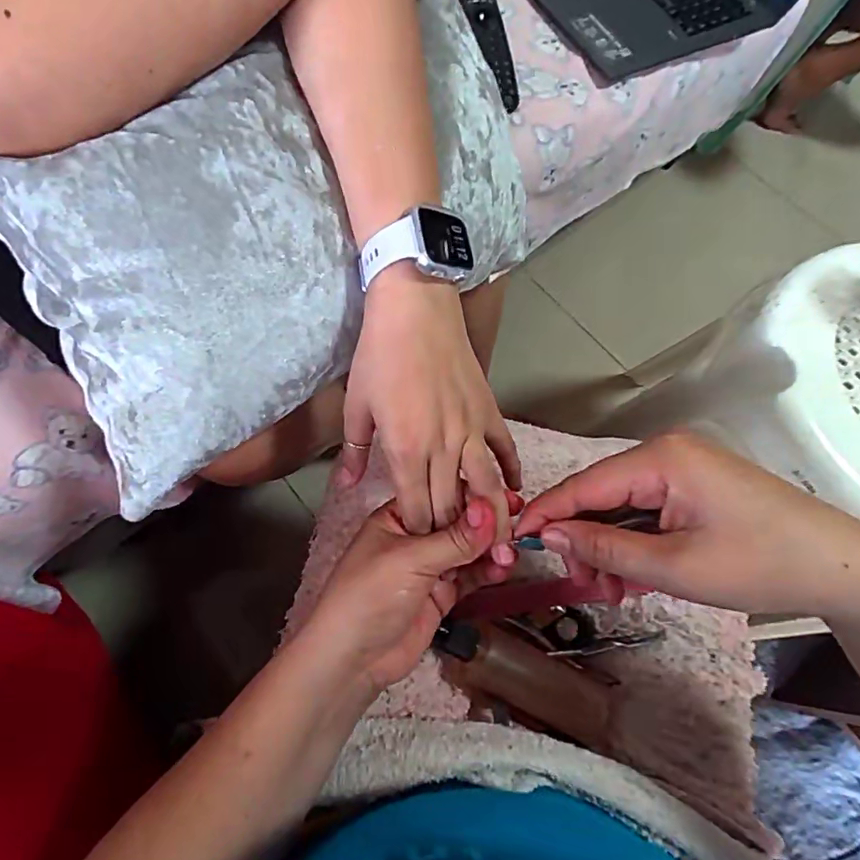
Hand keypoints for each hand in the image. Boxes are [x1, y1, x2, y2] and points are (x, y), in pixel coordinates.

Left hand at [296, 497, 498, 690]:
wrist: (351, 659)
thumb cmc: (367, 598)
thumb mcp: (410, 560)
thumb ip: (454, 539)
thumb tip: (490, 510)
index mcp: (397, 517)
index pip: (440, 494)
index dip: (472, 496)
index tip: (503, 497)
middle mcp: (414, 537)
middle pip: (458, 522)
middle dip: (487, 524)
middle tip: (515, 525)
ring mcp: (428, 567)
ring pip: (468, 550)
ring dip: (490, 550)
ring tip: (508, 554)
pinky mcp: (440, 595)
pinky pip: (469, 576)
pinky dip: (486, 572)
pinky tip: (502, 568)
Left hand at [341, 267, 521, 562]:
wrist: (415, 307)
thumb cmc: (379, 355)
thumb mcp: (356, 405)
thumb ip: (353, 451)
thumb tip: (346, 486)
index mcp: (405, 450)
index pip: (417, 509)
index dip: (421, 535)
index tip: (421, 549)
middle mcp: (442, 448)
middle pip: (452, 506)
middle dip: (452, 535)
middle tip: (453, 553)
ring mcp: (471, 430)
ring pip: (486, 488)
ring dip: (489, 517)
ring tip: (491, 539)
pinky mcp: (490, 412)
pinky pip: (505, 451)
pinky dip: (511, 474)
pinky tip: (513, 493)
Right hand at [514, 431, 859, 618]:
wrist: (843, 568)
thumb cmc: (761, 563)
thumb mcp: (673, 566)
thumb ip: (604, 547)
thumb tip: (549, 535)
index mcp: (661, 459)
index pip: (583, 485)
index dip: (545, 514)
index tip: (514, 542)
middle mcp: (665, 453)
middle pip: (599, 496)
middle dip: (585, 542)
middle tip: (588, 588)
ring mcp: (682, 468)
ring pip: (620, 508)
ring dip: (609, 549)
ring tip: (617, 591)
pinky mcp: (694, 486)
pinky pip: (645, 511)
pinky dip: (634, 543)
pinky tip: (635, 577)